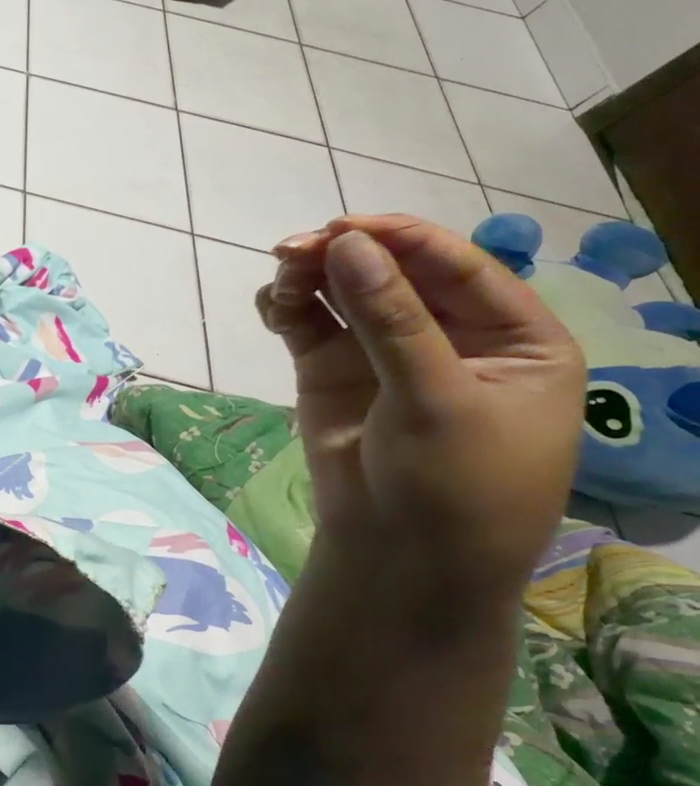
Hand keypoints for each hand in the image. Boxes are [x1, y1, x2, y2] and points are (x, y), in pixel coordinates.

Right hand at [255, 215, 584, 606]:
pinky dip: (287, 306)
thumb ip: (392, 318)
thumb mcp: (435, 399)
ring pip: (343, 288)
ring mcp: (385, 348)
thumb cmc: (455, 485)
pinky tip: (274, 310)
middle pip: (392, 269)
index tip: (340, 227)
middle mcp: (449, 332)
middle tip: (290, 252)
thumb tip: (345, 242)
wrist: (400, 557)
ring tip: (280, 284)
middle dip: (341, 254)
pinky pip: (309, 319)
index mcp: (511, 336)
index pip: (457, 265)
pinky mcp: (333, 366)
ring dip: (308, 276)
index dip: (399, 238)